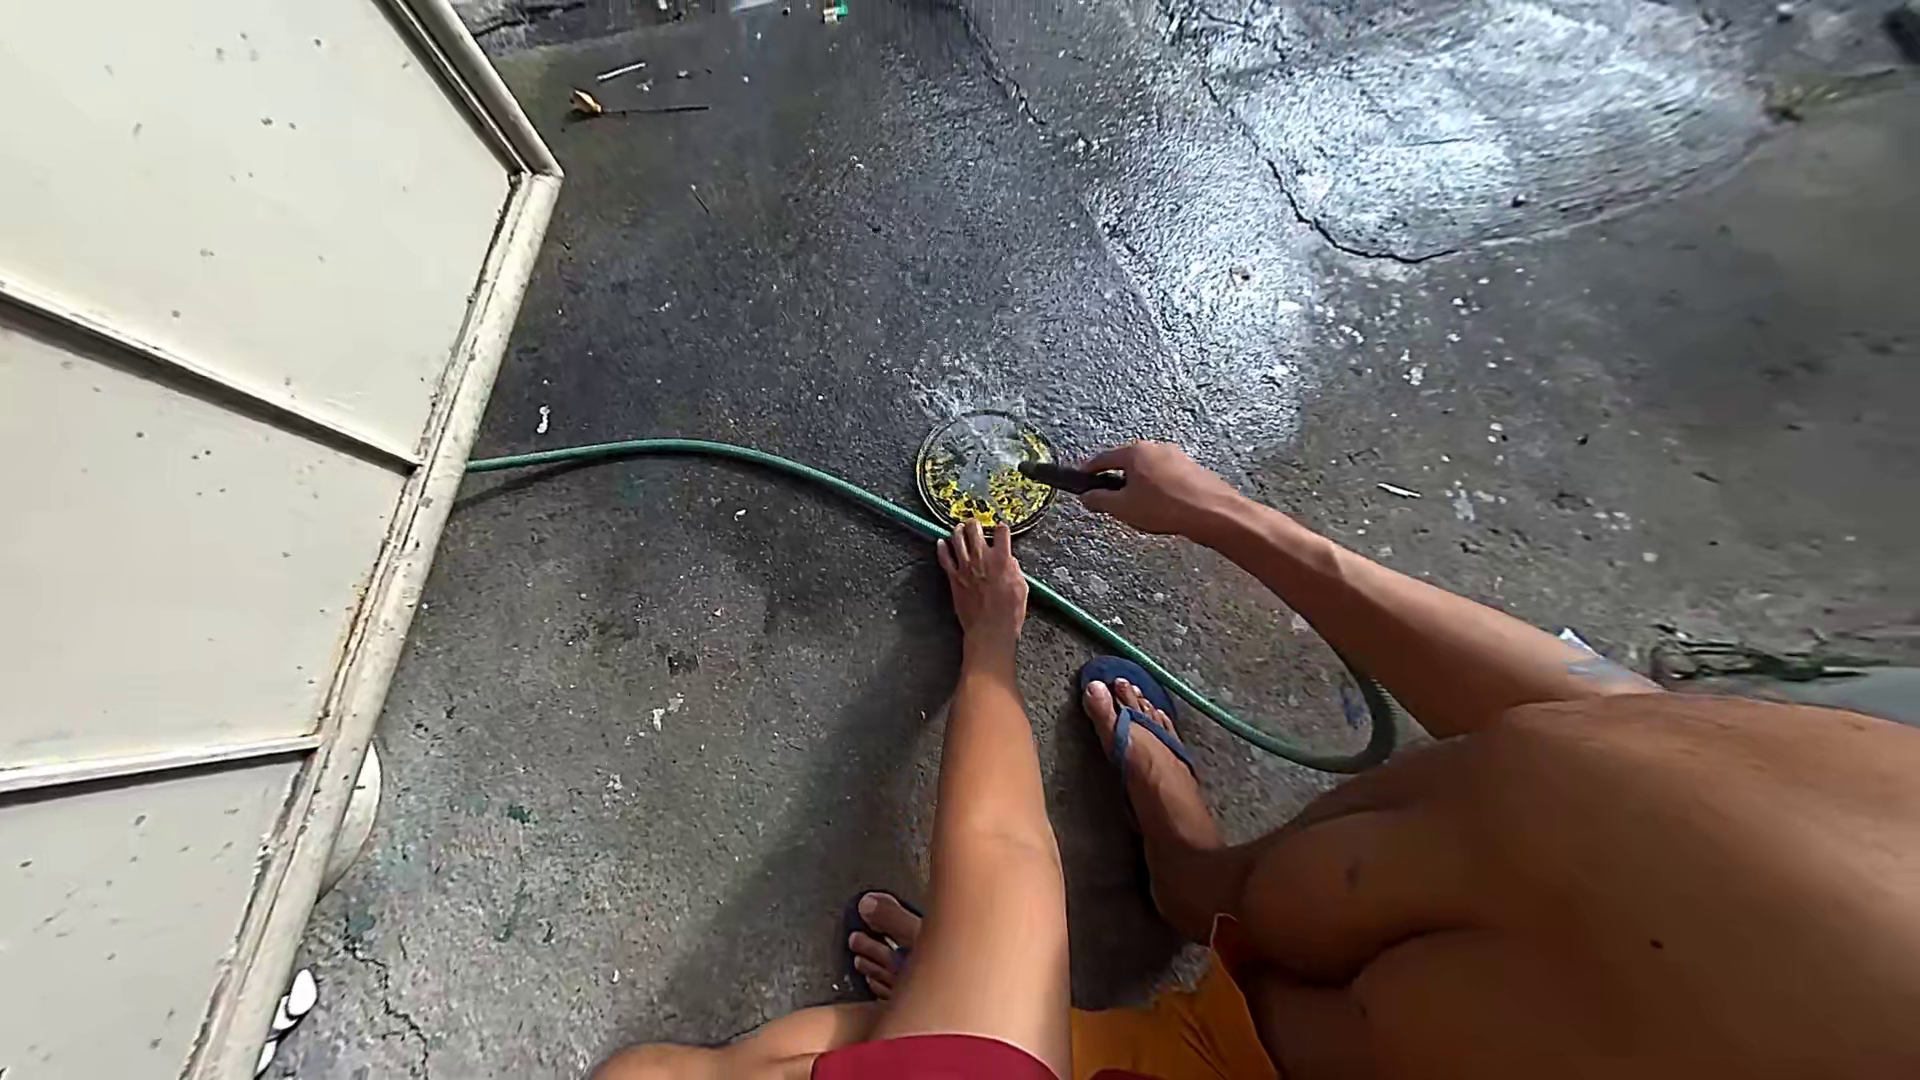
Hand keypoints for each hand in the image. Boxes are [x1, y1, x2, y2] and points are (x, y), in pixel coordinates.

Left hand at [937, 520, 1027, 653]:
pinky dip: (942, 549)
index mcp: (1002, 559)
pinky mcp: (954, 578)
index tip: (1000, 528)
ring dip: (958, 530)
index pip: (1001, 533)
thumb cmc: (1009, 613)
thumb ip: (1015, 571)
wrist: (989, 629)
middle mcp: (982, 559)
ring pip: (957, 540)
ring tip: (958, 527)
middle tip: (974, 522)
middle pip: (975, 530)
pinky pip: (945, 559)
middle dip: (975, 523)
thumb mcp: (1021, 588)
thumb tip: (1010, 561)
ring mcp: (965, 567)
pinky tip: (940, 542)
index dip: (1001, 528)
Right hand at [1077, 441, 1244, 537]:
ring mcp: (1176, 457)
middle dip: (1115, 480)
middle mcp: (1156, 449)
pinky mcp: (1191, 470)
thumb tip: (1087, 497)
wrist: (1213, 513)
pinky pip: (1165, 478)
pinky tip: (1159, 508)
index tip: (1081, 477)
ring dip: (1137, 486)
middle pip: (1126, 463)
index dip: (1088, 470)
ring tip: (1136, 509)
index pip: (1102, 458)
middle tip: (1108, 500)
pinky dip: (1156, 490)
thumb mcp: (1122, 507)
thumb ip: (1099, 500)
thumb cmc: (1168, 507)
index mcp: (1135, 452)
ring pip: (1147, 471)